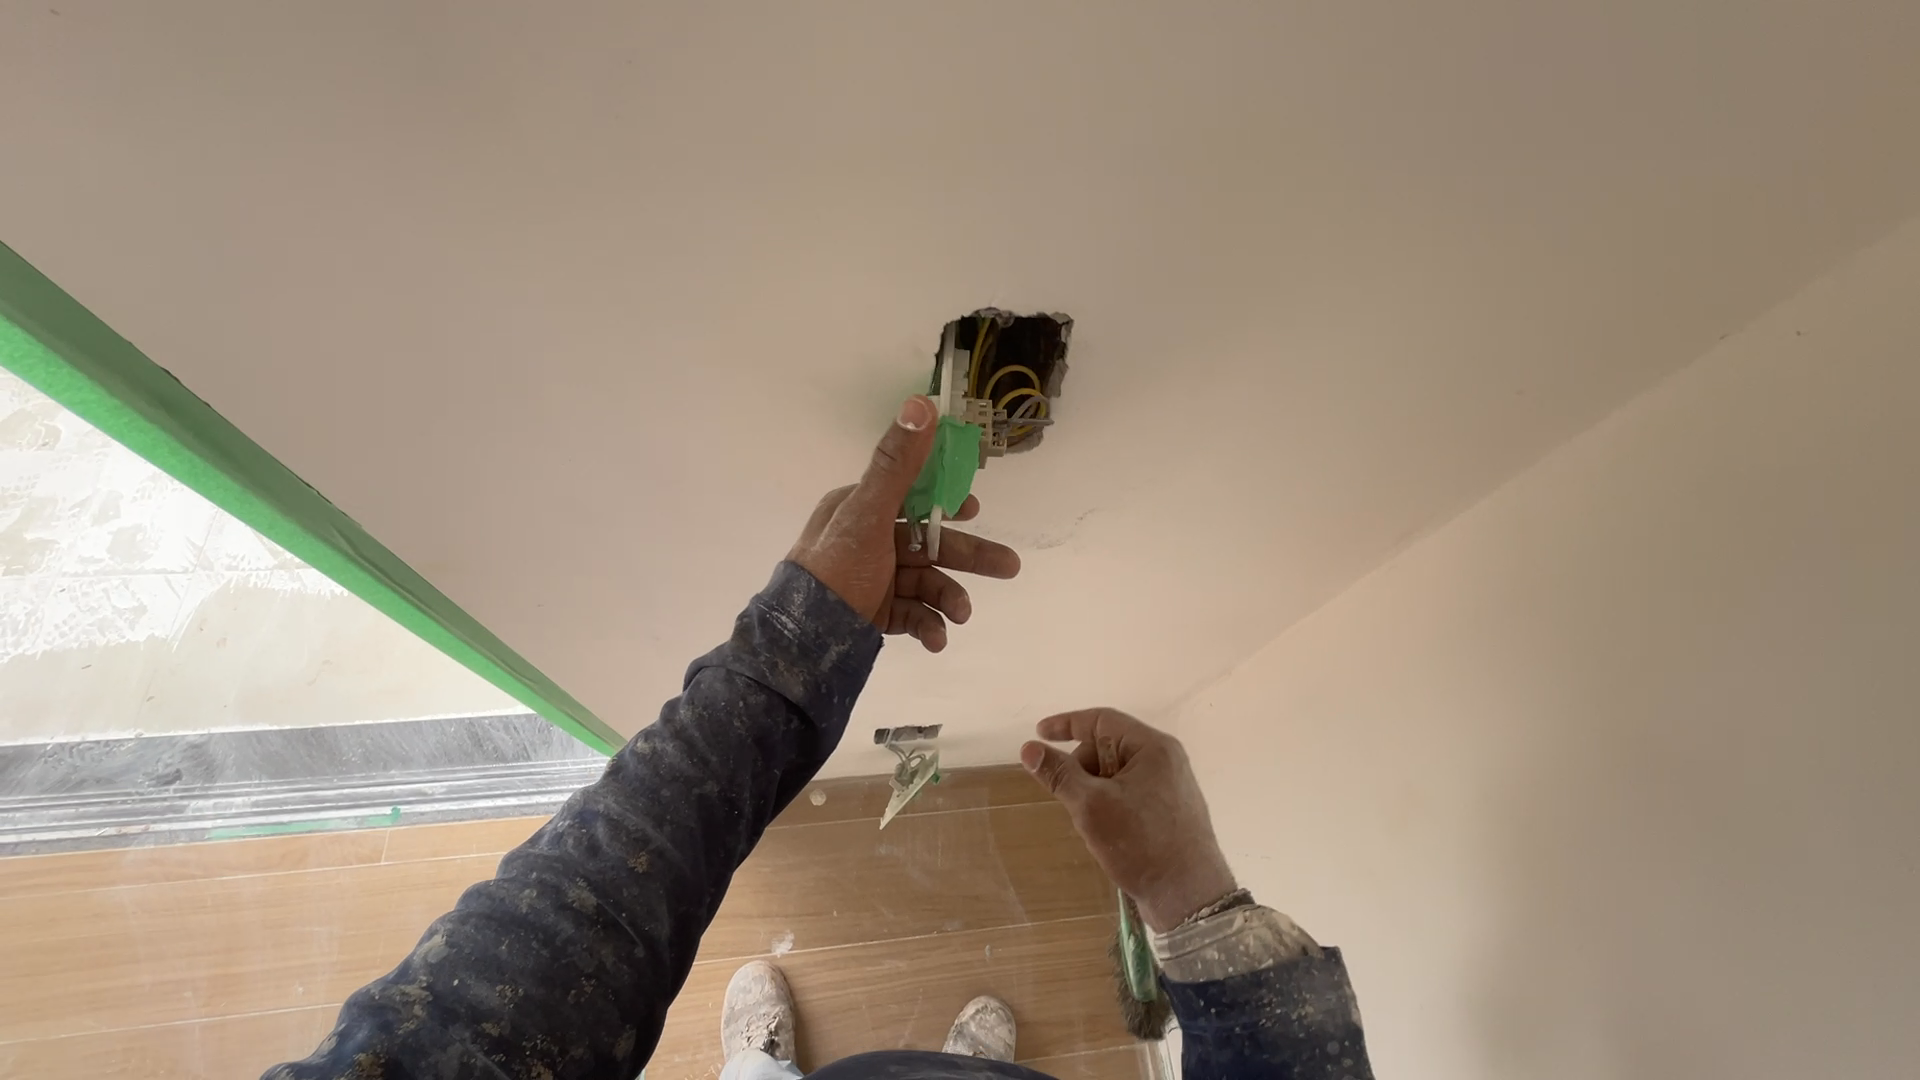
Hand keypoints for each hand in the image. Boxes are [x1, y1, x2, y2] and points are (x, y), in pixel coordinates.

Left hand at [789, 395, 1021, 651]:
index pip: (911, 497)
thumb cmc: (838, 570)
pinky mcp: (875, 614)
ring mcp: (873, 581)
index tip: (976, 511)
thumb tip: (922, 402)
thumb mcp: (868, 515)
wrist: (802, 644)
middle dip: (969, 556)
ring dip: (948, 597)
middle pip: (928, 544)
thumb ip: (898, 465)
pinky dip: (928, 625)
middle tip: (1011, 567)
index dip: (947, 504)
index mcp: (861, 510)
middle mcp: (868, 542)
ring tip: (961, 616)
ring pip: (925, 582)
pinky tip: (936, 640)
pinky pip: (912, 614)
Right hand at [1021, 707, 1238, 931]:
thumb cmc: (1141, 844)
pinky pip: (1130, 792)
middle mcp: (1166, 759)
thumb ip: (1059, 773)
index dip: (1066, 724)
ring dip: (1095, 789)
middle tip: (1071, 798)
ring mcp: (1171, 786)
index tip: (1039, 734)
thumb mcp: (1090, 805)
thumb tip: (1028, 748)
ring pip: (1117, 773)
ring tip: (1091, 821)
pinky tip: (1107, 831)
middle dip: (1082, 767)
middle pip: (1108, 747)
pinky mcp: (1170, 811)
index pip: (1102, 720)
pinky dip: (1110, 803)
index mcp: (1153, 747)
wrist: (1190, 900)